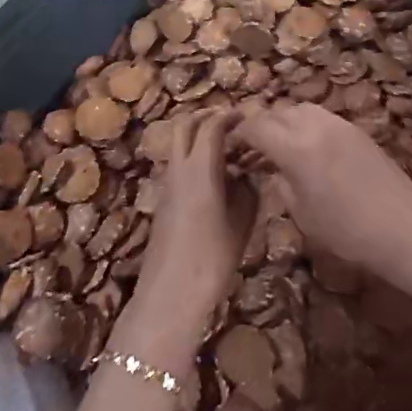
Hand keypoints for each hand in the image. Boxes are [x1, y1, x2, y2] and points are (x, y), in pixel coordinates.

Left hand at [130, 109, 248, 343]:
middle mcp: (178, 169)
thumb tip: (247, 173)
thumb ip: (247, 189)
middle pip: (185, 125)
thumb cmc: (212, 257)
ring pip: (179, 146)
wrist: (170, 294)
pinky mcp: (163, 202)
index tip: (248, 116)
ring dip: (199, 138)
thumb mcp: (242, 221)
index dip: (229, 116)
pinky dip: (195, 159)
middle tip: (231, 122)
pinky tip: (217, 178)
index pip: (211, 125)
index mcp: (199, 168)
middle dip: (206, 116)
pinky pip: (178, 166)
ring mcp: (166, 185)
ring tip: (229, 151)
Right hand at [234, 102, 411, 267]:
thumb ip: (281, 182)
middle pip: (277, 113)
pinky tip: (308, 149)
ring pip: (301, 109)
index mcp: (295, 148)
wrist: (401, 227)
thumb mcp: (301, 212)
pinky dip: (307, 125)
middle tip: (252, 149)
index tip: (231, 148)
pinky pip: (322, 117)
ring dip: (285, 122)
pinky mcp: (356, 130)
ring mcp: (339, 124)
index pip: (256, 127)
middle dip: (261, 126)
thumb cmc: (345, 230)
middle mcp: (315, 126)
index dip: (239, 135)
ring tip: (281, 146)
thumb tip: (275, 168)